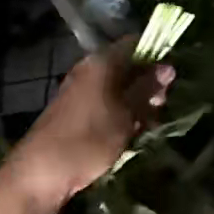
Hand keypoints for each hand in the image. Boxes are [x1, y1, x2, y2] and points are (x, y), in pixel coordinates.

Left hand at [2, 37, 173, 210]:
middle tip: (162, 107)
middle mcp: (89, 67)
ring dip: (135, 100)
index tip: (172, 78)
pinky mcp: (75, 107)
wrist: (42, 170)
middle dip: (147, 82)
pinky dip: (120, 111)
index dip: (155, 55)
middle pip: (126, 64)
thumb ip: (146, 89)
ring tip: (149, 124)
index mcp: (102, 60)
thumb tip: (167, 67)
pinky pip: (105, 100)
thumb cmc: (89, 138)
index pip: (134, 43)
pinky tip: (129, 132)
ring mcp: (80, 87)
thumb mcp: (126, 114)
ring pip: (116, 85)